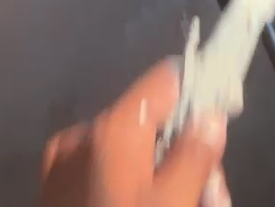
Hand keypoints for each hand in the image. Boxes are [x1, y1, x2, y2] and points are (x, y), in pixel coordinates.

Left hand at [38, 60, 230, 206]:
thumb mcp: (173, 205)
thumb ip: (196, 156)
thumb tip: (210, 116)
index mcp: (112, 128)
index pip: (166, 79)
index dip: (198, 94)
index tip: (220, 123)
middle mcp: (83, 136)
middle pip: (151, 121)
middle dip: (184, 152)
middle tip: (211, 195)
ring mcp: (63, 167)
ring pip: (130, 152)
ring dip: (162, 175)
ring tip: (190, 202)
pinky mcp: (55, 195)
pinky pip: (105, 174)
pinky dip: (131, 188)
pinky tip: (151, 204)